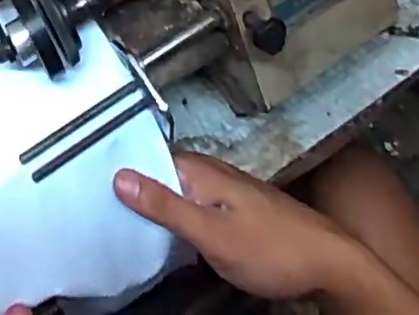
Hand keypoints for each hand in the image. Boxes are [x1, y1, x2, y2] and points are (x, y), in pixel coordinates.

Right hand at [114, 152, 386, 302]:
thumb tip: (120, 175)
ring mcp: (222, 188)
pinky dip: (174, 214)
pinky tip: (165, 233)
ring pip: (175, 188)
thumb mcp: (211, 233)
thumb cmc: (269, 247)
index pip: (147, 156)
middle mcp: (208, 170)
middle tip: (102, 207)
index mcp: (198, 169)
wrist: (326, 261)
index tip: (92, 183)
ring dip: (153, 202)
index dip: (121, 167)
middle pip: (159, 171)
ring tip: (124, 220)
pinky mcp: (231, 207)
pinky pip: (191, 202)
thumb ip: (165, 206)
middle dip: (134, 186)